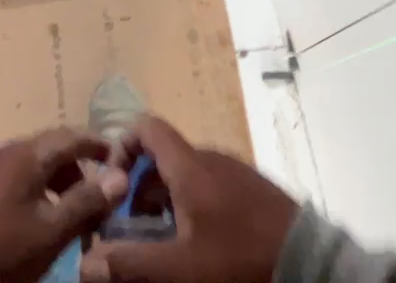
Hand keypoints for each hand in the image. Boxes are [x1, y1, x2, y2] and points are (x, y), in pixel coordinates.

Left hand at [0, 128, 130, 282]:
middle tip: (94, 195)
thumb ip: (87, 201)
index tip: (118, 158)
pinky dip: (34, 184)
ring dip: (55, 178)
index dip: (97, 145)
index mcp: (27, 154)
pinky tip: (36, 211)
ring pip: (31, 160)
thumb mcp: (52, 231)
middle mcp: (6, 149)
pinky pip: (13, 172)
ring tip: (66, 209)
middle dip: (77, 167)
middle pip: (51, 147)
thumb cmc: (5, 247)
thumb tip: (119, 176)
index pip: (71, 137)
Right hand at [80, 116, 296, 282]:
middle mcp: (209, 158)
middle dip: (139, 189)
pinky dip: (191, 204)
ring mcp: (234, 171)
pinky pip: (210, 185)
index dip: (122, 146)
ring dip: (165, 201)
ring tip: (162, 241)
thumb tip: (85, 263)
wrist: (310, 264)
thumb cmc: (239, 259)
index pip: (146, 127)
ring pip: (186, 174)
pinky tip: (197, 242)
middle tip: (130, 230)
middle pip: (162, 157)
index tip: (111, 184)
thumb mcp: (182, 268)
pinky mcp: (253, 188)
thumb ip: (131, 263)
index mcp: (189, 165)